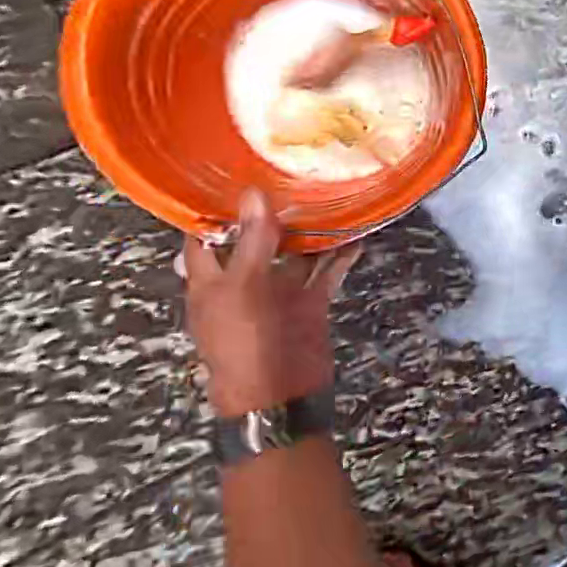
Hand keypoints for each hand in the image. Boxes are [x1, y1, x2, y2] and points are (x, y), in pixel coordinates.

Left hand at [184, 189, 363, 415]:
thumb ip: (252, 241)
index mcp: (212, 278)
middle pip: (258, 239)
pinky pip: (325, 272)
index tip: (238, 172)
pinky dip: (341, 255)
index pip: (208, 235)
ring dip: (312, 230)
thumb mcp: (242, 287)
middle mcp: (245, 279)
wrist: (279, 394)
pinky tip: (358, 234)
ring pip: (295, 252)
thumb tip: (253, 193)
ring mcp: (279, 290)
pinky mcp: (308, 301)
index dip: (218, 208)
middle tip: (298, 173)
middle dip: (275, 212)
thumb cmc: (243, 341)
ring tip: (332, 195)